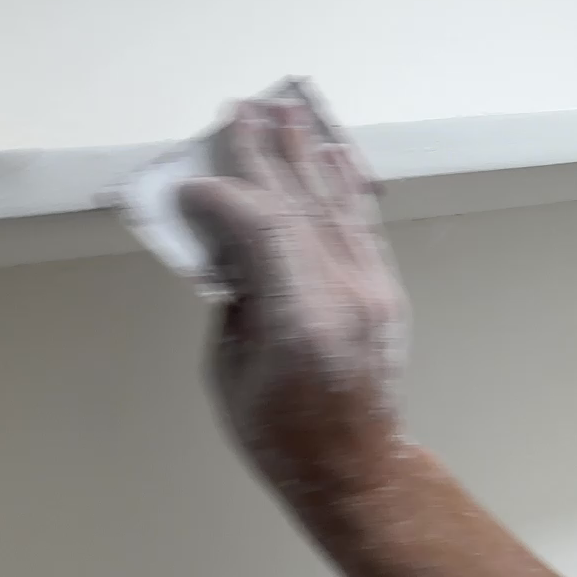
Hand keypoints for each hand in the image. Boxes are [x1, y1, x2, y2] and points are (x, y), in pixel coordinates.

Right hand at [178, 100, 407, 486]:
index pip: (262, 228)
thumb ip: (234, 299)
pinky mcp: (384, 289)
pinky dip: (346, 184)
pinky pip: (363, 223)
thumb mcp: (231, 372)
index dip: (223, 197)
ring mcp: (372, 287)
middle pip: (299, 203)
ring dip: (306, 152)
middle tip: (241, 109)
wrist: (359, 467)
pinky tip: (334, 153)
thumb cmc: (280, 436)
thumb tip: (232, 248)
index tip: (192, 187)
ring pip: (335, 203)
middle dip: (265, 152)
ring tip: (288, 109)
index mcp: (301, 320)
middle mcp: (345, 292)